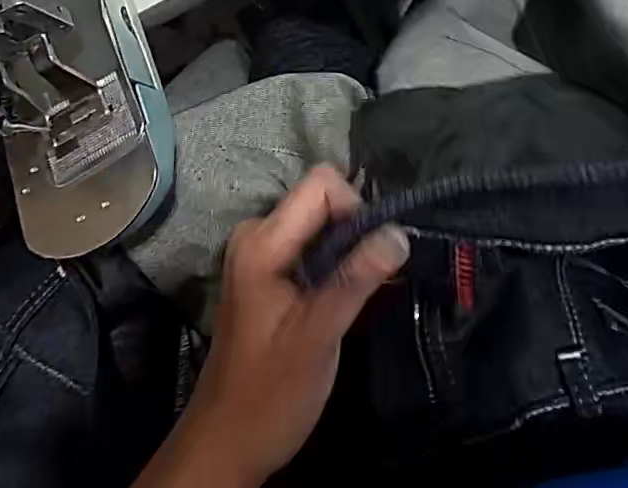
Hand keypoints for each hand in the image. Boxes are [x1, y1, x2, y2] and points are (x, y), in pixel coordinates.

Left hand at [135, 166, 409, 487]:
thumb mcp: (319, 334)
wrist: (227, 442)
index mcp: (262, 241)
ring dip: (348, 246)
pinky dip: (336, 258)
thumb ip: (358, 277)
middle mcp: (257, 233)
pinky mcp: (268, 268)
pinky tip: (342, 294)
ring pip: (320, 220)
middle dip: (355, 228)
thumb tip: (400, 232)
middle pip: (321, 198)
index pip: (322, 184)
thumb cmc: (270, 392)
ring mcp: (260, 250)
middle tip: (369, 276)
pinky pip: (312, 240)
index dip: (355, 208)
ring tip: (359, 289)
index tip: (369, 253)